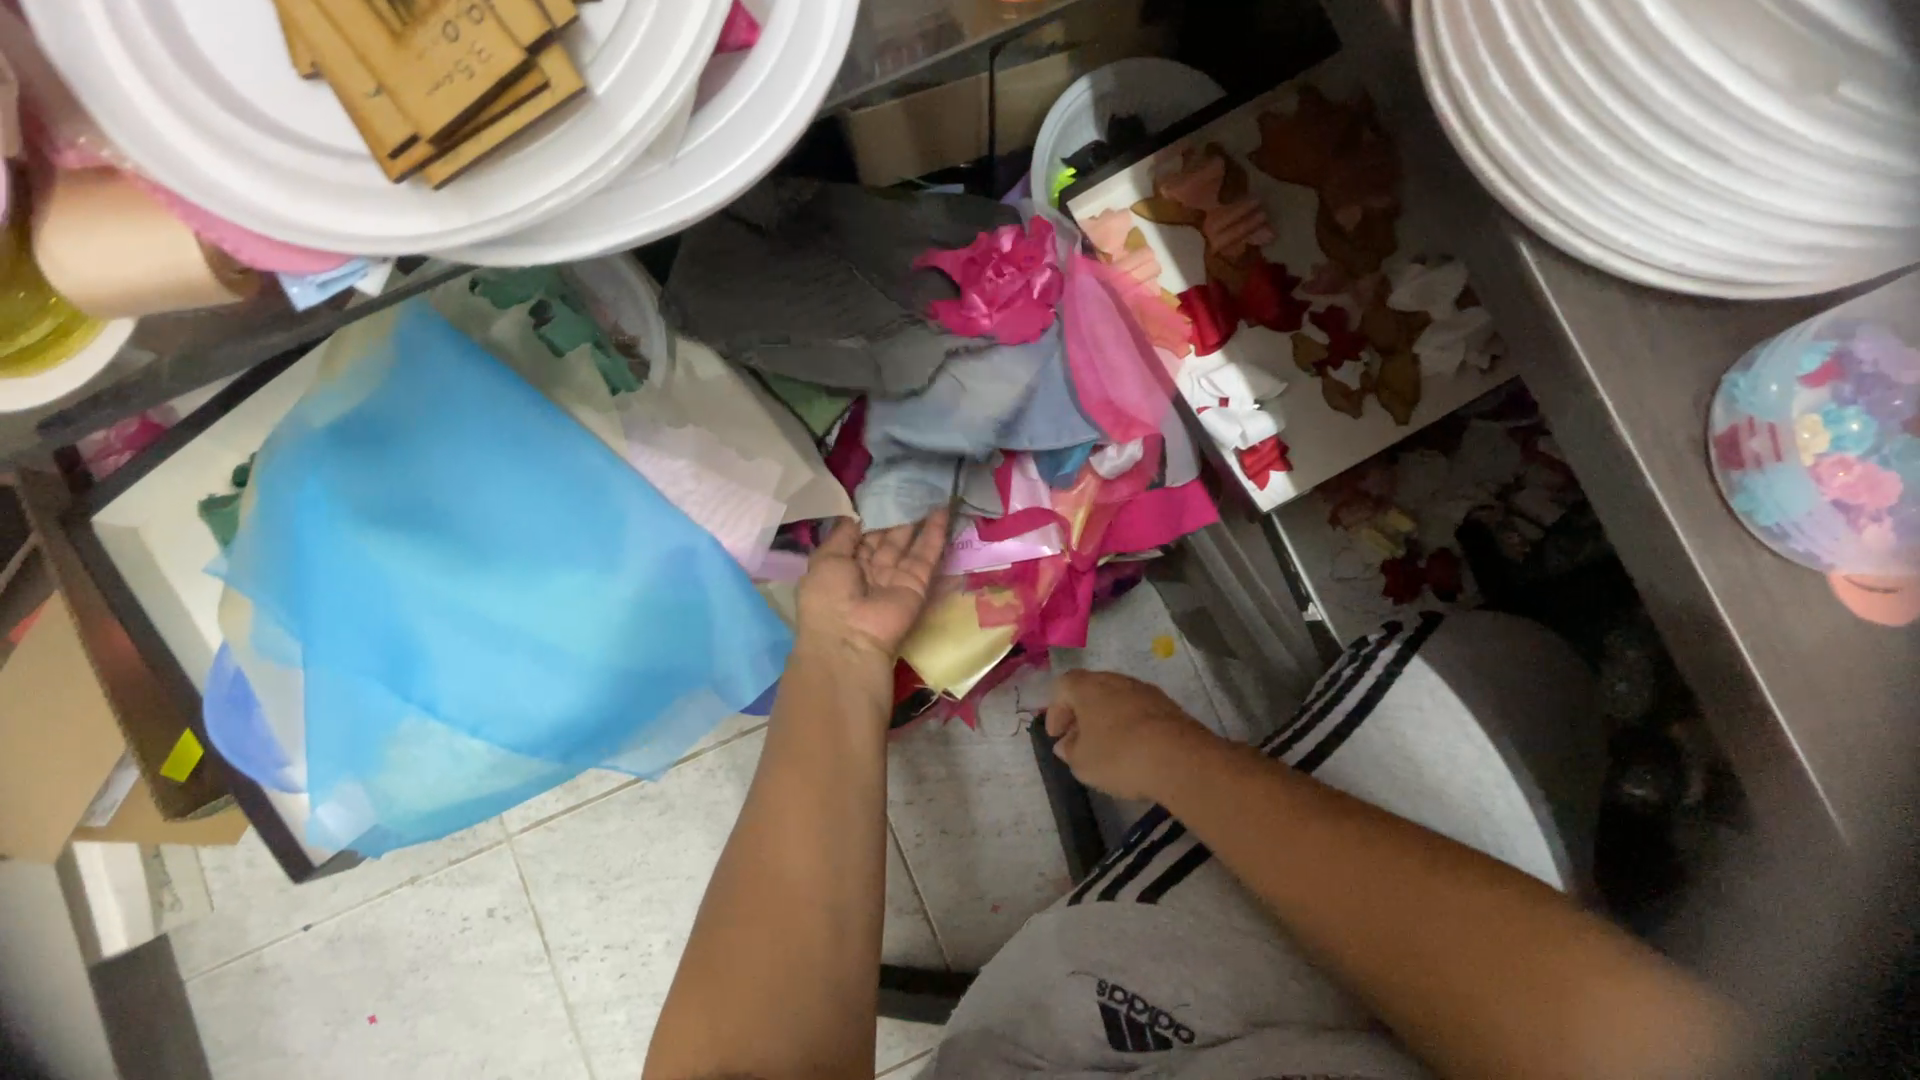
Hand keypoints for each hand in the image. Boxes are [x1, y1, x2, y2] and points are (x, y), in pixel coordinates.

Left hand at [797, 509, 949, 665]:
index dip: (873, 518)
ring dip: (919, 522)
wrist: (848, 638)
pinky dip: (934, 535)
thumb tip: (855, 517)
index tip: (886, 494)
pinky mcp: (917, 585)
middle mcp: (870, 573)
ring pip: (909, 546)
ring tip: (932, 494)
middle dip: (898, 517)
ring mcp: (895, 579)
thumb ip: (842, 536)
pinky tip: (942, 512)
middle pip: (888, 540)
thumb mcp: (824, 560)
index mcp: (845, 568)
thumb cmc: (827, 597)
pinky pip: (925, 557)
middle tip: (913, 489)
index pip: (862, 538)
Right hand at [1046, 670, 1216, 800]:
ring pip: (1117, 698)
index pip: (1062, 687)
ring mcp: (1145, 690)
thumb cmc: (1118, 756)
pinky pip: (1140, 710)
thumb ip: (1070, 751)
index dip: (1055, 711)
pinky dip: (1131, 725)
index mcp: (1087, 687)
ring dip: (1108, 718)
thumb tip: (1066, 744)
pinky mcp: (1168, 705)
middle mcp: (1115, 680)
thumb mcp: (1082, 763)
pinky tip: (1134, 748)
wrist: (1180, 759)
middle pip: (1091, 689)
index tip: (1057, 736)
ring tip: (1107, 746)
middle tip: (1079, 739)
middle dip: (1082, 713)